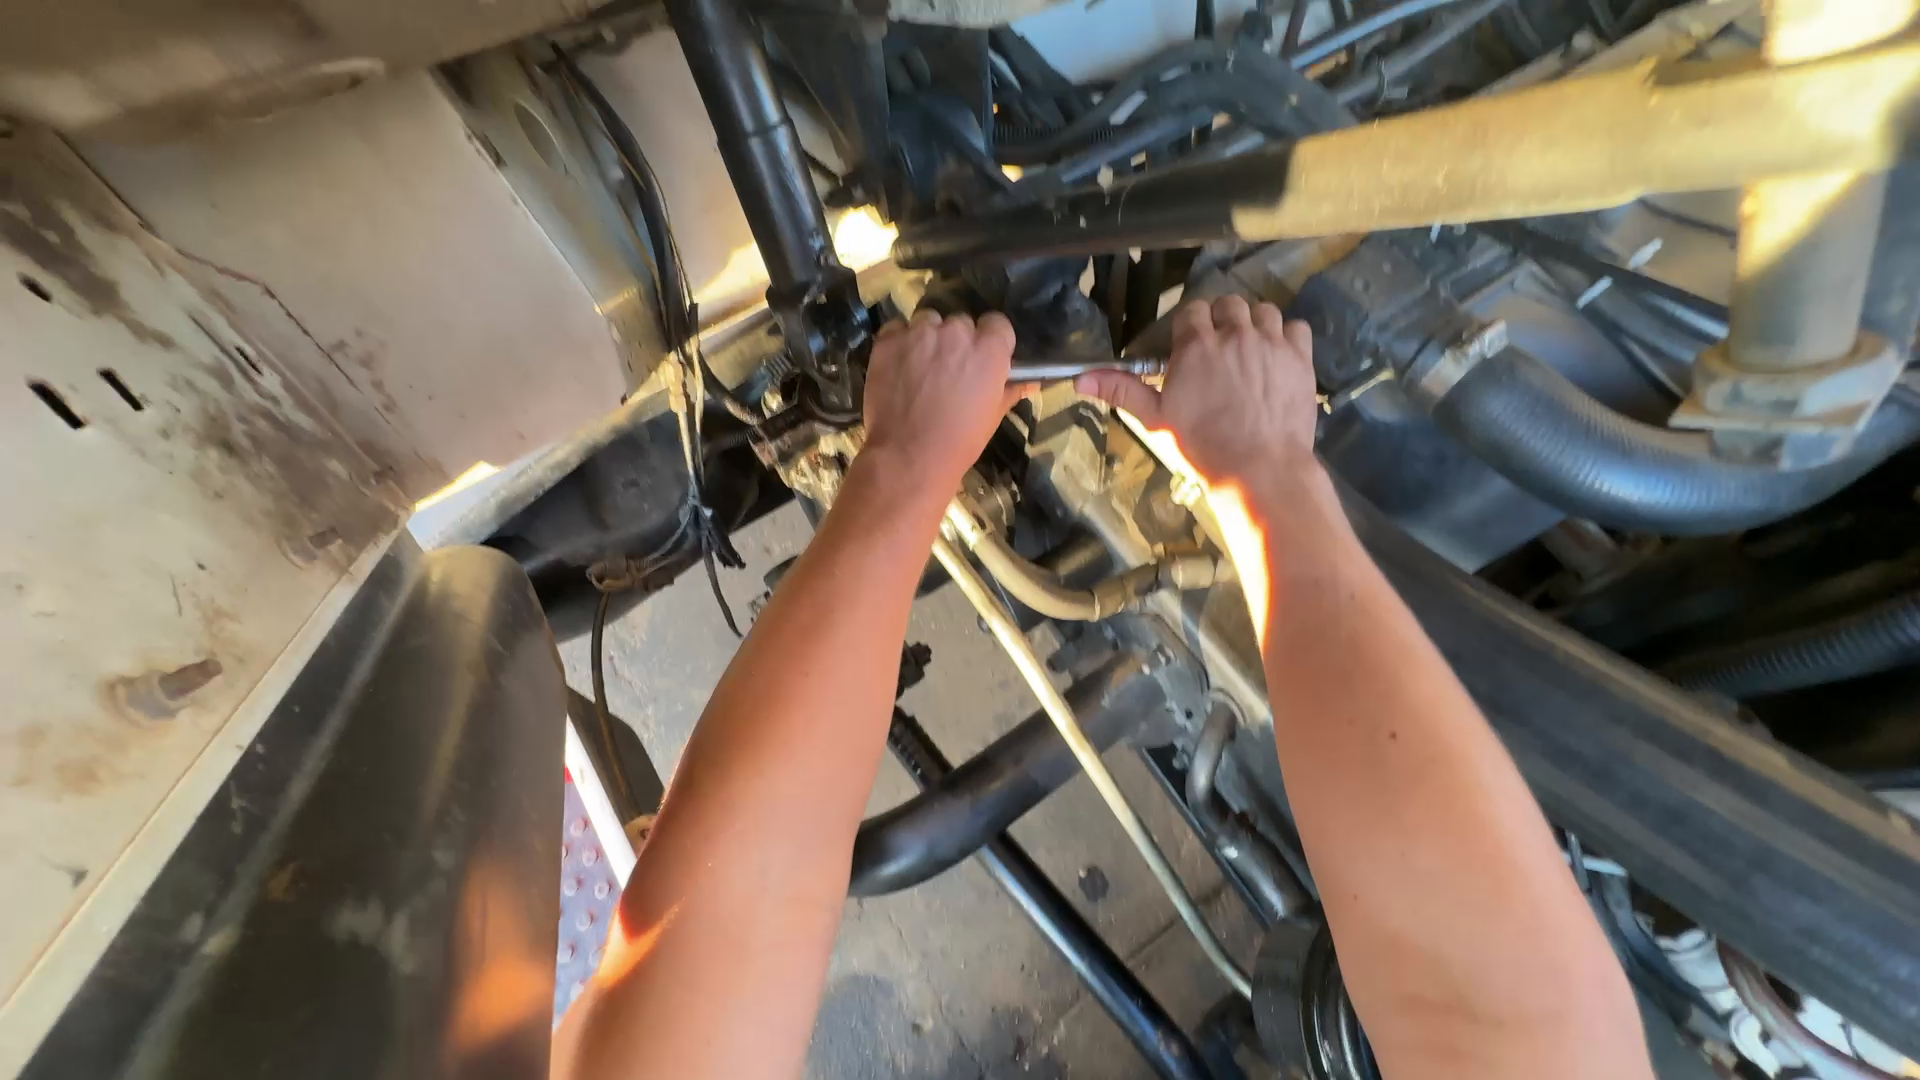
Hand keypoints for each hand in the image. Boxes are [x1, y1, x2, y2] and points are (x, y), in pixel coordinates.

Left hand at [862, 309, 1019, 489]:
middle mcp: (956, 332)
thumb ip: (1009, 390)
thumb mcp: (992, 417)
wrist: (909, 456)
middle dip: (956, 342)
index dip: (990, 340)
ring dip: (927, 339)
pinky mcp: (889, 341)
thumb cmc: (959, 441)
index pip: (996, 323)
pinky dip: (899, 344)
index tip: (982, 357)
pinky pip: (897, 329)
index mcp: (989, 349)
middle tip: (949, 370)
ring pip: (928, 322)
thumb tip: (1029, 382)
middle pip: (960, 323)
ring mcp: (920, 334)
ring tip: (920, 368)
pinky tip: (898, 367)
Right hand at [1076, 296, 1317, 492]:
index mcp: (1196, 345)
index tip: (1188, 350)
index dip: (1189, 329)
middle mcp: (1234, 334)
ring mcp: (1271, 342)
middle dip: (1220, 322)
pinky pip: (1295, 327)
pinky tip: (1276, 355)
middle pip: (1227, 305)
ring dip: (1253, 323)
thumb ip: (1121, 390)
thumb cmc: (1201, 445)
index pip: (1191, 312)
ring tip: (1248, 349)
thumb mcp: (1155, 418)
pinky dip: (1285, 336)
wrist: (1259, 468)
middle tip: (1217, 351)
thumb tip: (1080, 378)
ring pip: (1262, 310)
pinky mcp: (1300, 357)